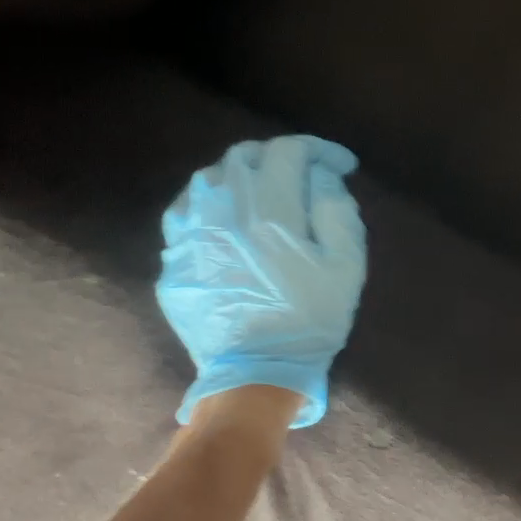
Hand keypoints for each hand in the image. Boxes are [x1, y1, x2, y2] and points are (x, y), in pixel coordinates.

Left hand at [157, 136, 365, 428]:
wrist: (255, 371)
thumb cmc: (312, 314)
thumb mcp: (347, 261)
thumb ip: (336, 208)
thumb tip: (322, 176)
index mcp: (271, 212)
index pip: (289, 151)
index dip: (320, 149)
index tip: (343, 166)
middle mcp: (224, 213)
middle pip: (243, 156)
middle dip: (281, 155)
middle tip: (307, 173)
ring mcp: (190, 237)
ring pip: (207, 179)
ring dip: (242, 174)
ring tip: (267, 191)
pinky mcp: (173, 260)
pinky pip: (183, 212)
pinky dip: (210, 201)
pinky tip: (229, 217)